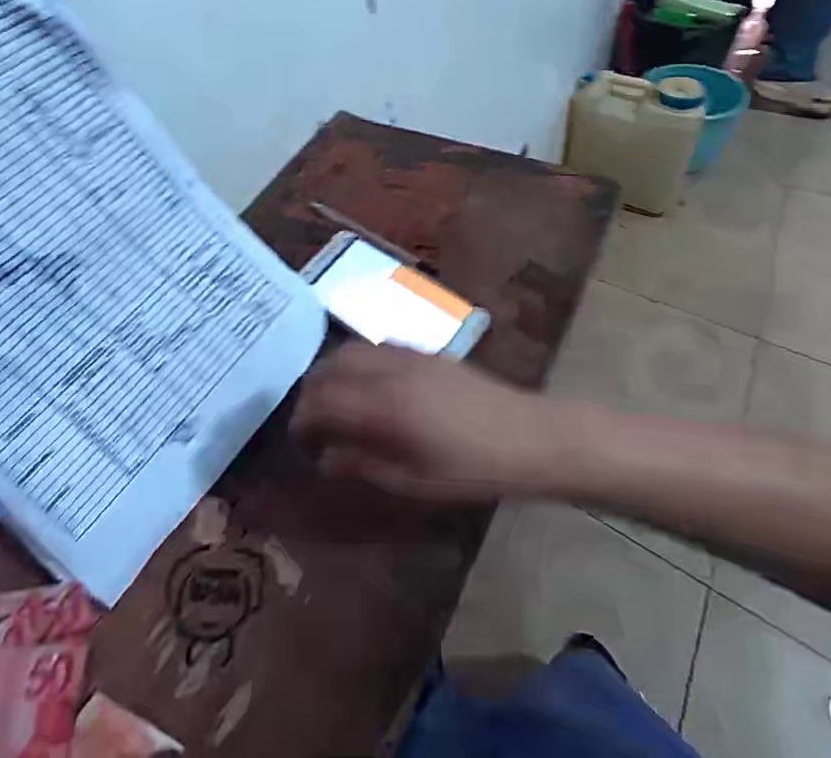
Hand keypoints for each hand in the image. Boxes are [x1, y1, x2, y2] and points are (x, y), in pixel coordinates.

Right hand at [290, 344, 561, 500]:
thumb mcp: (414, 481)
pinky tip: (371, 389)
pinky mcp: (427, 352)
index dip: (301, 419)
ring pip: (352, 350)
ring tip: (337, 404)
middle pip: (330, 366)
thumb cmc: (473, 469)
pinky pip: (377, 348)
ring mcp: (410, 355)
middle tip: (313, 423)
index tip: (299, 441)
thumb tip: (326, 459)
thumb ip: (363, 464)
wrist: (531, 436)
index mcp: (384, 405)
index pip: (322, 400)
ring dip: (334, 373)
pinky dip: (359, 364)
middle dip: (312, 392)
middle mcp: (390, 369)